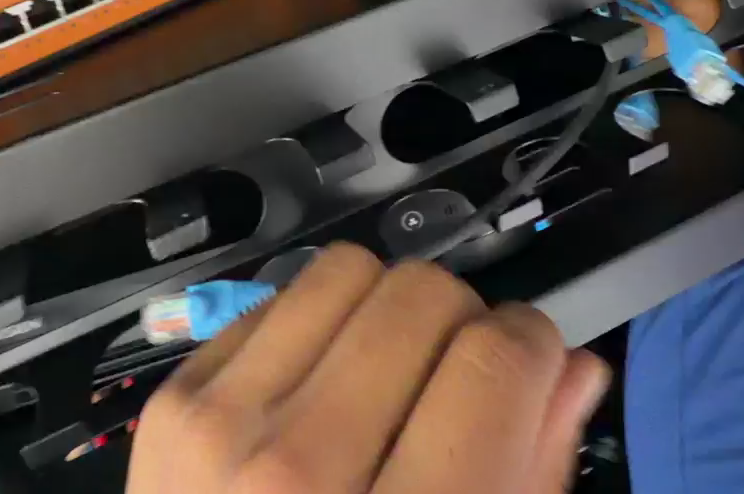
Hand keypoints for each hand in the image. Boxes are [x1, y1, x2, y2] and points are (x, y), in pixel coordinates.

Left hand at [126, 243, 610, 492]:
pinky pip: (278, 297)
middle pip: (421, 296)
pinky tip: (319, 387)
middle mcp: (301, 473)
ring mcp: (222, 427)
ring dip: (386, 307)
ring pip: (347, 270)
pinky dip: (318, 326)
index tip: (532, 361)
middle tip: (457, 374)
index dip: (533, 344)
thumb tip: (569, 361)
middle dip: (463, 319)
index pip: (494, 363)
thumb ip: (533, 475)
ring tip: (387, 370)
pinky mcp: (175, 401)